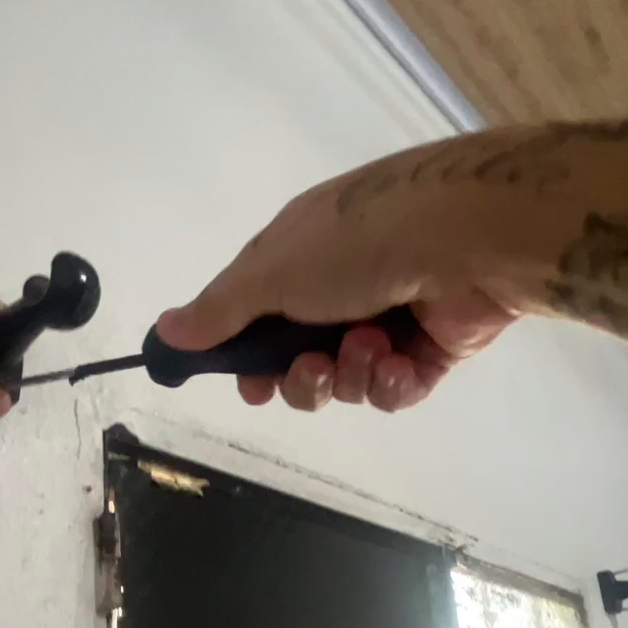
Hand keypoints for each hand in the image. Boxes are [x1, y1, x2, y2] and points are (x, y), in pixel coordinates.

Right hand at [155, 156, 517, 411]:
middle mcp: (339, 290)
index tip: (247, 384)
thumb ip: (217, 311)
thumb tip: (162, 331)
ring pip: (344, 383)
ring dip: (348, 374)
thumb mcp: (269, 273)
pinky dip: (389, 383)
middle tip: (309, 368)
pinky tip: (397, 362)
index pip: (257, 322)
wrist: (466, 236)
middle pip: (298, 364)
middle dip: (300, 378)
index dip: (248, 361)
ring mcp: (388, 320)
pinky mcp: (430, 350)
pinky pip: (393, 391)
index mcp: (298, 262)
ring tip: (370, 346)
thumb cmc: (356, 244)